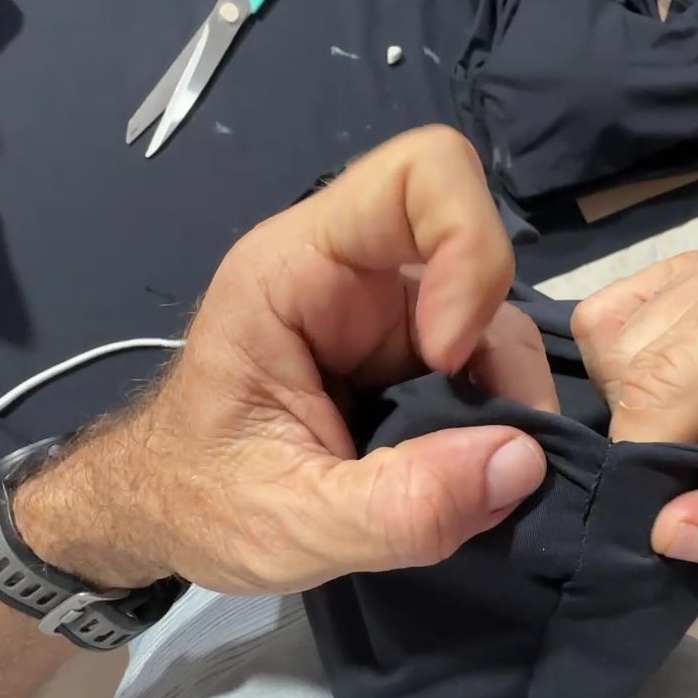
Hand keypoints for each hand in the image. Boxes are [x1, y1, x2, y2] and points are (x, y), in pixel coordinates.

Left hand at [12, 126, 554, 593]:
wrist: (172, 516)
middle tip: (487, 459)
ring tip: (473, 489)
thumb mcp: (291, 521)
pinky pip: (486, 372)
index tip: (449, 360)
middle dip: (501, 364)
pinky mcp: (410, 364)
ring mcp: (390, 319)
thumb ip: (401, 505)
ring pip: (496, 325)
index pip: (418, 176)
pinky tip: (466, 479)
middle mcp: (354, 277)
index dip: (467, 250)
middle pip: (479, 263)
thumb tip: (525, 460)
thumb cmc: (200, 502)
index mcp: (298, 271)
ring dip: (506, 407)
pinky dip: (496, 426)